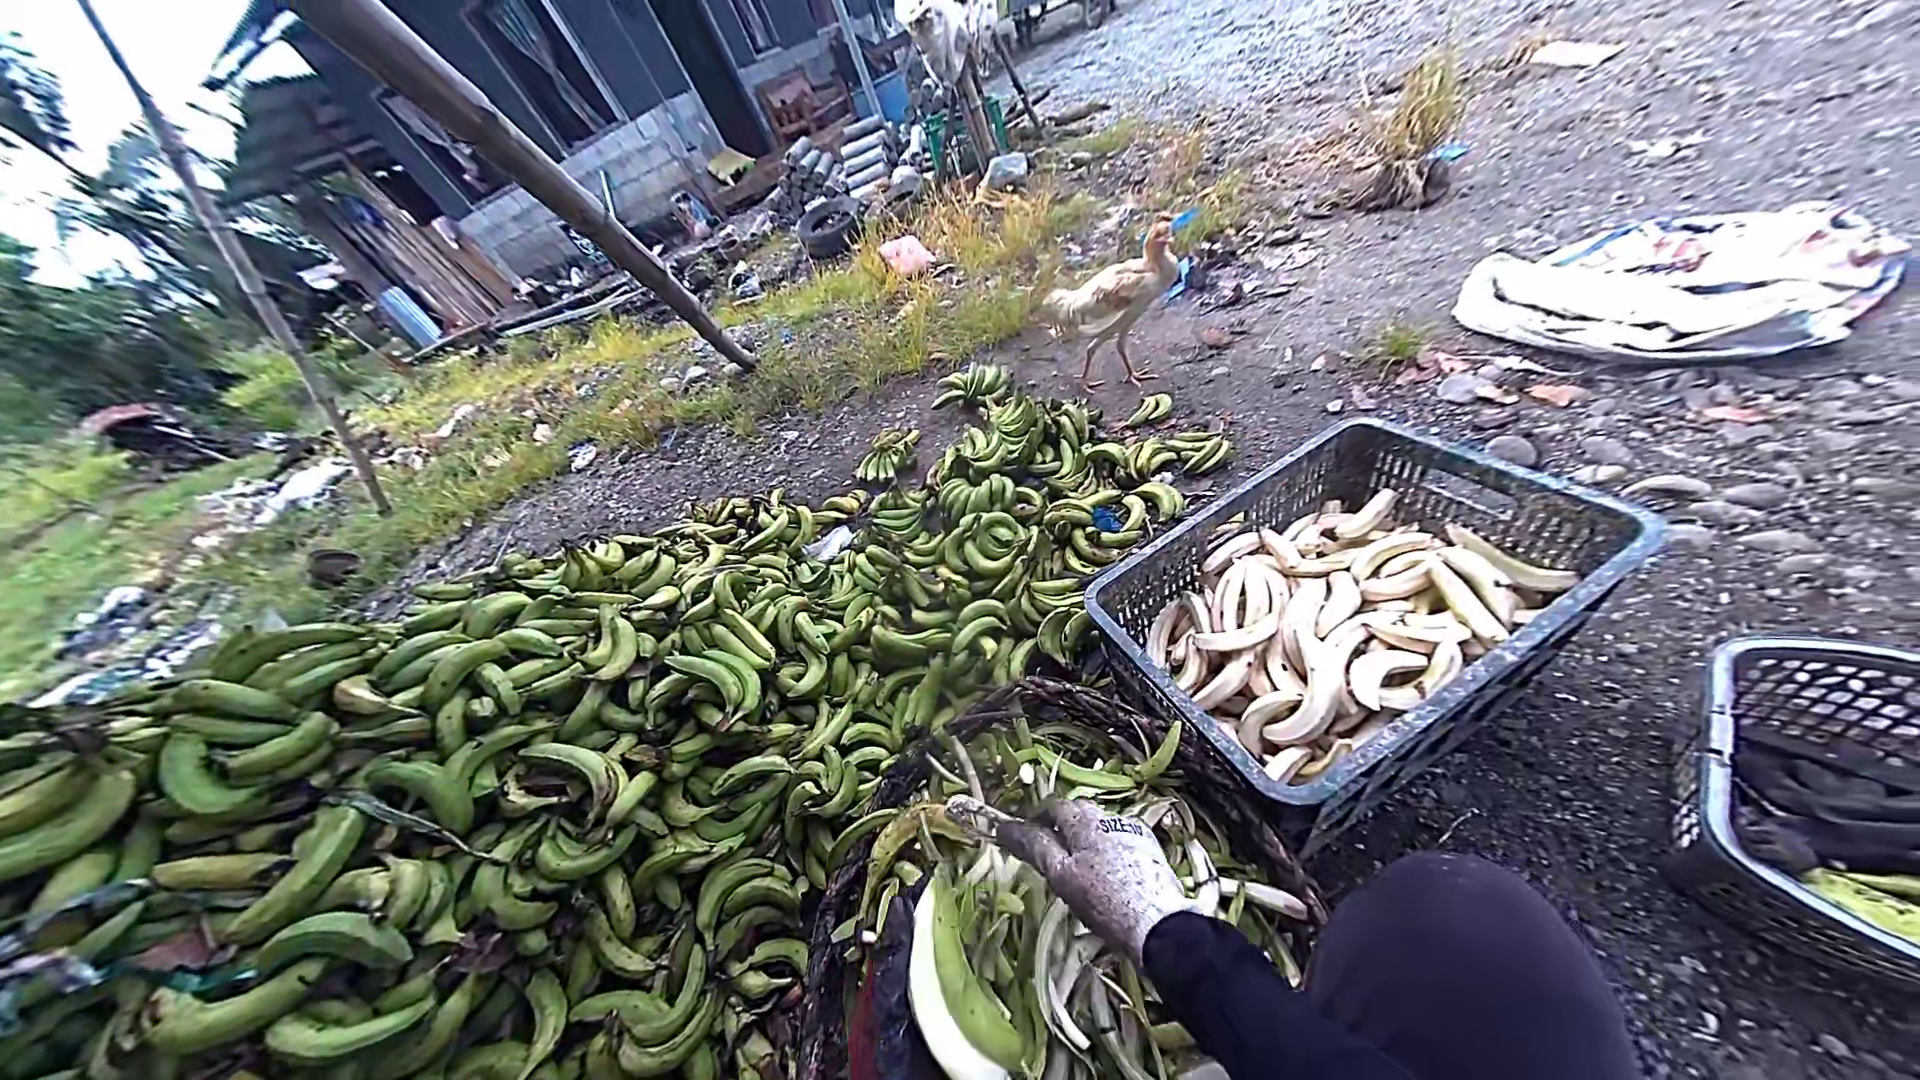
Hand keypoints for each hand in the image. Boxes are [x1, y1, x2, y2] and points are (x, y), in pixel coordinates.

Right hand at [994, 799, 1197, 962]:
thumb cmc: (1103, 900)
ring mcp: (1132, 830)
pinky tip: (1108, 875)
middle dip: (1061, 829)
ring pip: (1098, 827)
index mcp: (1083, 819)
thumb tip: (1005, 828)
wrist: (1160, 925)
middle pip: (1076, 814)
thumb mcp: (1061, 876)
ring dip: (1085, 840)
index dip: (1036, 819)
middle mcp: (1107, 815)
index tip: (1026, 838)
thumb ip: (1034, 847)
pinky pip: (1119, 840)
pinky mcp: (1149, 847)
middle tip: (1052, 857)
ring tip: (1079, 870)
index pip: (1051, 805)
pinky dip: (1107, 850)